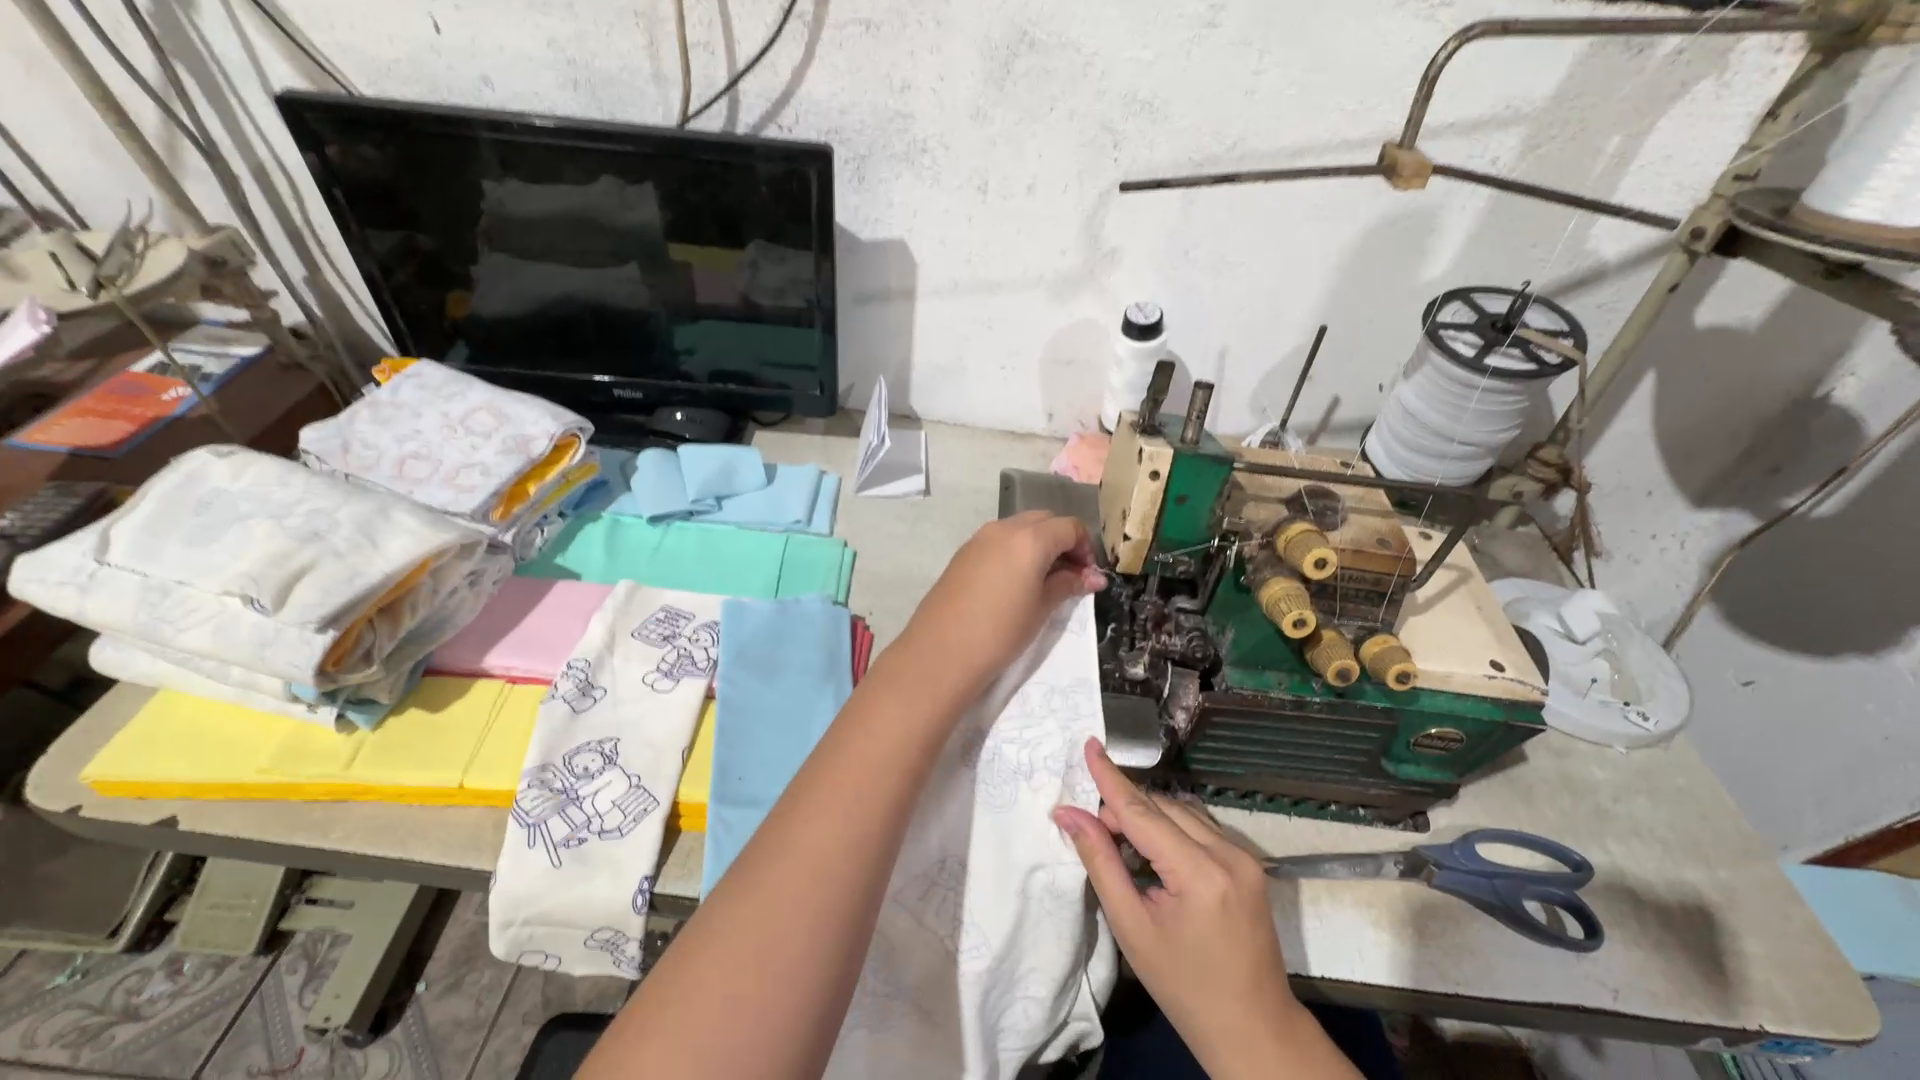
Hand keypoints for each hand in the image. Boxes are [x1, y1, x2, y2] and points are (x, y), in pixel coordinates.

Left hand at [896, 511, 1103, 696]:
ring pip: (1020, 528)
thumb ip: (1068, 585)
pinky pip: (999, 540)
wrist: (942, 651)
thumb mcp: (1042, 608)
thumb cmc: (1001, 631)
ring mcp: (979, 538)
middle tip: (1070, 575)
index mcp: (1030, 538)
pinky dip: (1015, 551)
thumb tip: (1093, 577)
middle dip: (1063, 541)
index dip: (1085, 548)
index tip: (1088, 576)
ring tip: (1044, 580)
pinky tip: (1016, 582)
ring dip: (1039, 544)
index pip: (1070, 527)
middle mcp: (1004, 528)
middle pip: (1045, 521)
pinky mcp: (963, 553)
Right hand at [1055, 740, 1359, 1079]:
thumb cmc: (1183, 986)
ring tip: (1119, 844)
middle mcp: (1229, 853)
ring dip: (1148, 818)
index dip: (1111, 778)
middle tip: (1092, 829)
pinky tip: (1152, 854)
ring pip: (1183, 814)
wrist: (1252, 1026)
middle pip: (1164, 808)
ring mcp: (1244, 857)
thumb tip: (1069, 816)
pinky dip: (1171, 831)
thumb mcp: (1131, 927)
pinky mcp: (1248, 865)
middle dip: (1125, 808)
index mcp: (1201, 872)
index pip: (1144, 812)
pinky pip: (1201, 830)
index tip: (1089, 744)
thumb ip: (1101, 863)